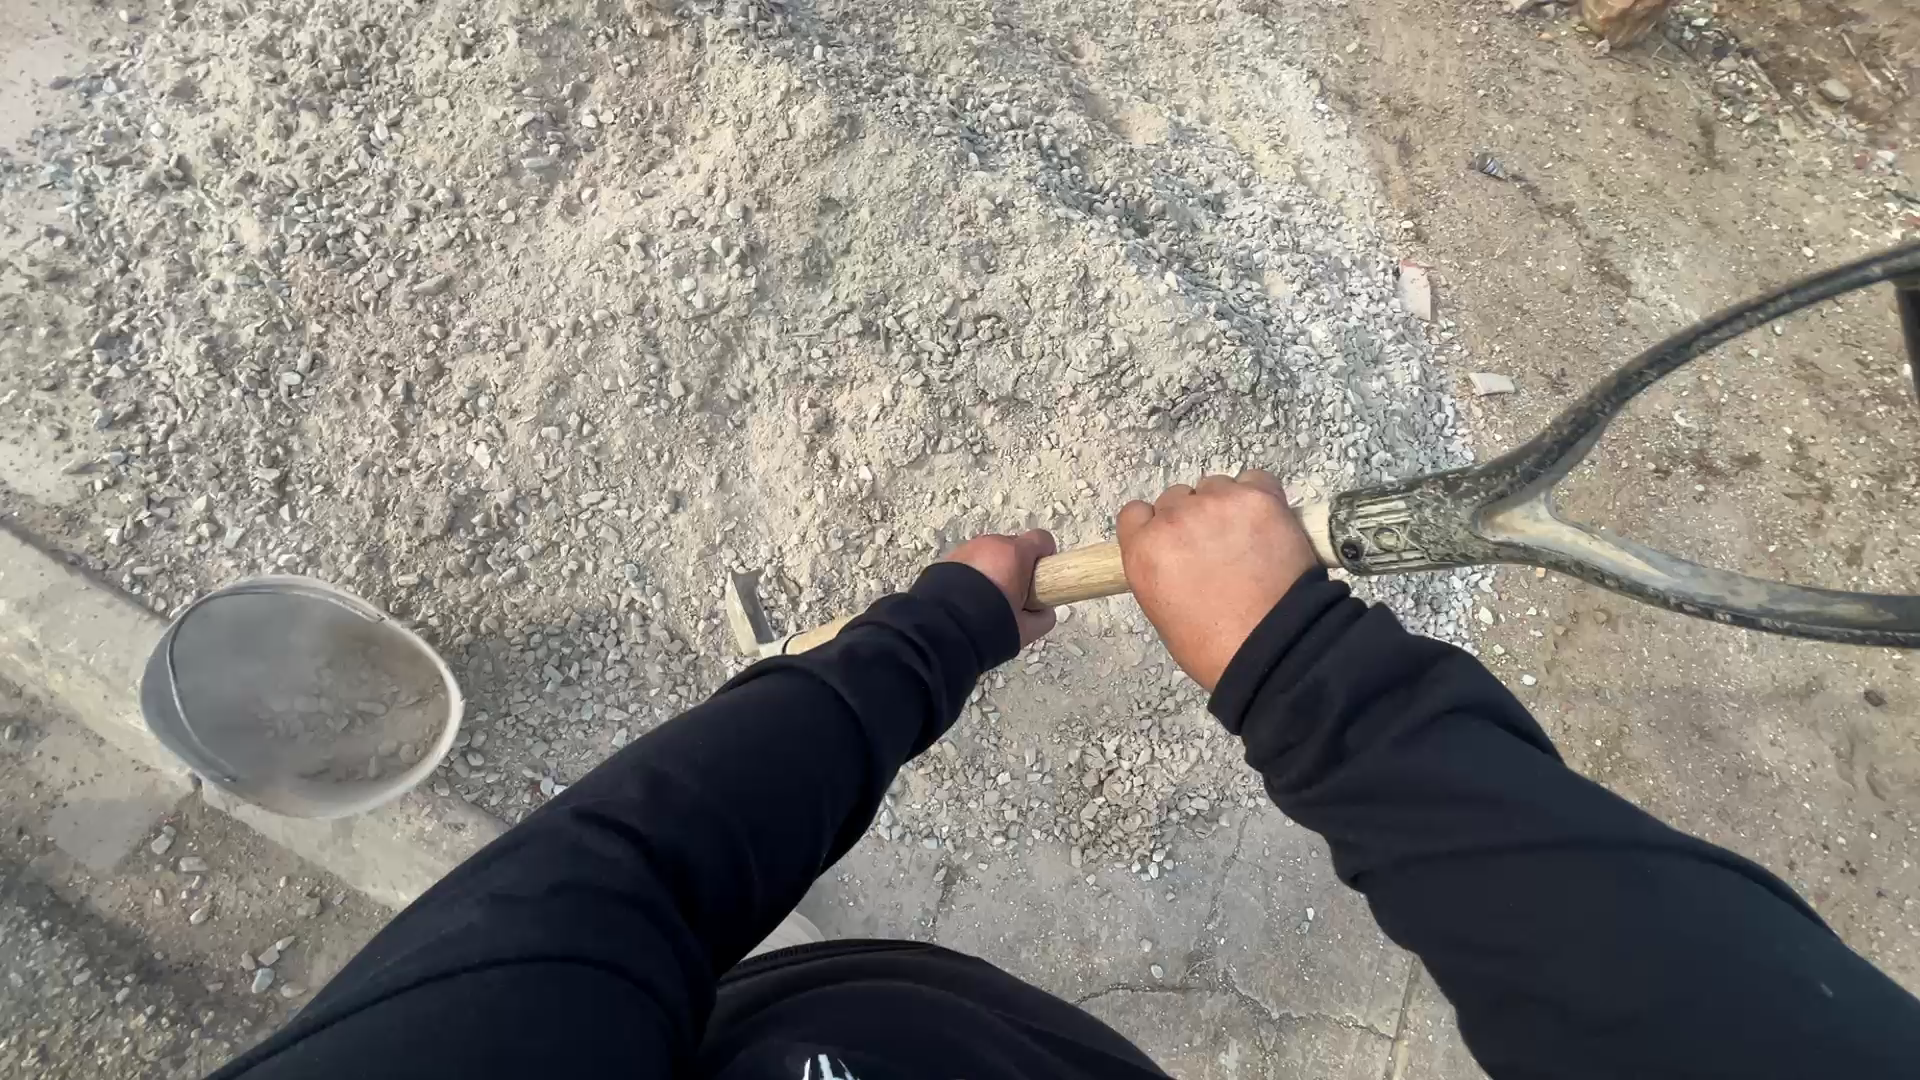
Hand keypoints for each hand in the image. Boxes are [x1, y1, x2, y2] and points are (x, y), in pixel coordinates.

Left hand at [940, 529, 1058, 647]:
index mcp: (1015, 553)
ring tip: (986, 599)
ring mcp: (968, 548)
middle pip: (1014, 547)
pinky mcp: (948, 557)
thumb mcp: (1026, 629)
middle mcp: (992, 544)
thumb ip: (1043, 617)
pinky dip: (973, 573)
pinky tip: (968, 597)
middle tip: (1012, 595)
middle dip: (1017, 566)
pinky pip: (969, 561)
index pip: (1042, 540)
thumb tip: (1044, 611)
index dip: (1045, 557)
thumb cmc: (988, 624)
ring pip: (990, 553)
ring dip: (993, 569)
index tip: (1041, 577)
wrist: (943, 629)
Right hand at [1117, 471, 1318, 691]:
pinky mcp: (1258, 499)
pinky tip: (1266, 523)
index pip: (1135, 513)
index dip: (1155, 524)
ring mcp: (1216, 505)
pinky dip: (1259, 496)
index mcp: (1142, 551)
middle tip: (1216, 547)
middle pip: (1175, 498)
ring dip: (1225, 505)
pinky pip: (1254, 480)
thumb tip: (1176, 555)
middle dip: (1192, 517)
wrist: (1274, 648)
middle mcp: (1173, 521)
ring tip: (1247, 538)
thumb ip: (1158, 568)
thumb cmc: (1215, 646)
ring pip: (1214, 486)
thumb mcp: (1161, 610)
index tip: (1173, 539)